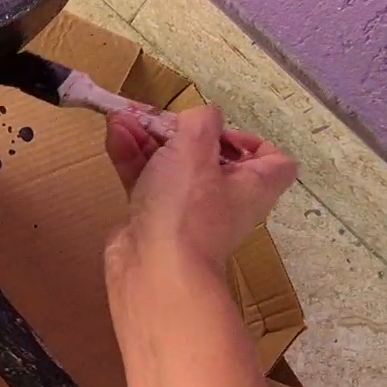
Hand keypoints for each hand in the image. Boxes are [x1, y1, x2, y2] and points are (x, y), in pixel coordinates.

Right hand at [103, 105, 296, 275]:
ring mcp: (185, 212)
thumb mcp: (196, 147)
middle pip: (208, 157)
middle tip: (152, 116)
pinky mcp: (152, 221)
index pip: (273, 162)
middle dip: (178, 132)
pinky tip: (113, 136)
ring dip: (147, 140)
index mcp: (251, 184)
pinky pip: (144, 182)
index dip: (253, 142)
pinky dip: (131, 159)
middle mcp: (222, 199)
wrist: (153, 270)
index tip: (221, 133)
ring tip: (120, 119)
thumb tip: (200, 119)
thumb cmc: (186, 208)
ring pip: (170, 166)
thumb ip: (200, 120)